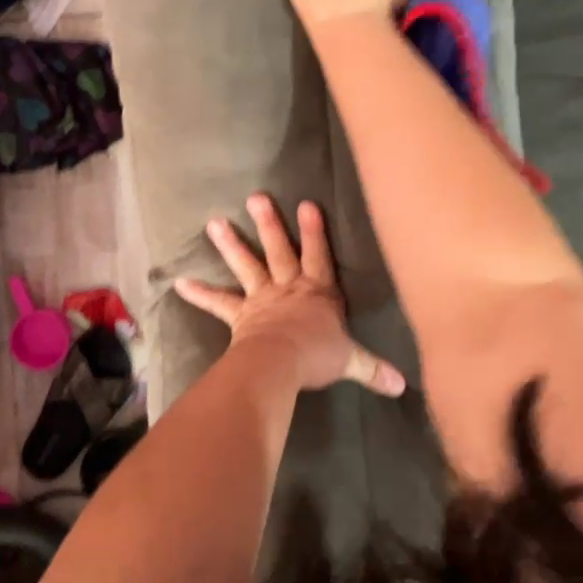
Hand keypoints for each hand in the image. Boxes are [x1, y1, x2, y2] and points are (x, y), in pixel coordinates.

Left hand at [175, 194, 406, 397]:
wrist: (281, 364)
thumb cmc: (318, 356)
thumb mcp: (352, 360)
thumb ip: (374, 368)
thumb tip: (403, 385)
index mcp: (318, 292)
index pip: (320, 255)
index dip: (315, 231)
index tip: (306, 203)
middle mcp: (288, 287)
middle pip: (279, 250)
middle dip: (270, 224)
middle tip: (255, 196)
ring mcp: (261, 299)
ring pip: (247, 266)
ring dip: (231, 245)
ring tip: (214, 223)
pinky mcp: (240, 316)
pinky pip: (218, 303)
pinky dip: (200, 294)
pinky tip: (179, 283)